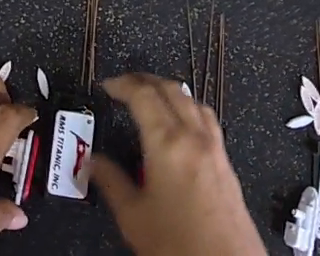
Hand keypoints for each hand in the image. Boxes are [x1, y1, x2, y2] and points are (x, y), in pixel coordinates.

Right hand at [91, 73, 263, 255]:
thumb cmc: (181, 247)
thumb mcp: (134, 217)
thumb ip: (111, 182)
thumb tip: (92, 162)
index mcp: (167, 143)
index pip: (143, 95)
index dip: (122, 84)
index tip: (108, 86)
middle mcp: (194, 138)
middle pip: (170, 89)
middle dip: (145, 80)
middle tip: (125, 84)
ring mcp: (214, 149)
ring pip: (192, 100)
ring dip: (170, 90)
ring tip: (152, 96)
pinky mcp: (227, 164)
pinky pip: (207, 119)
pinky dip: (189, 108)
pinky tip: (183, 124)